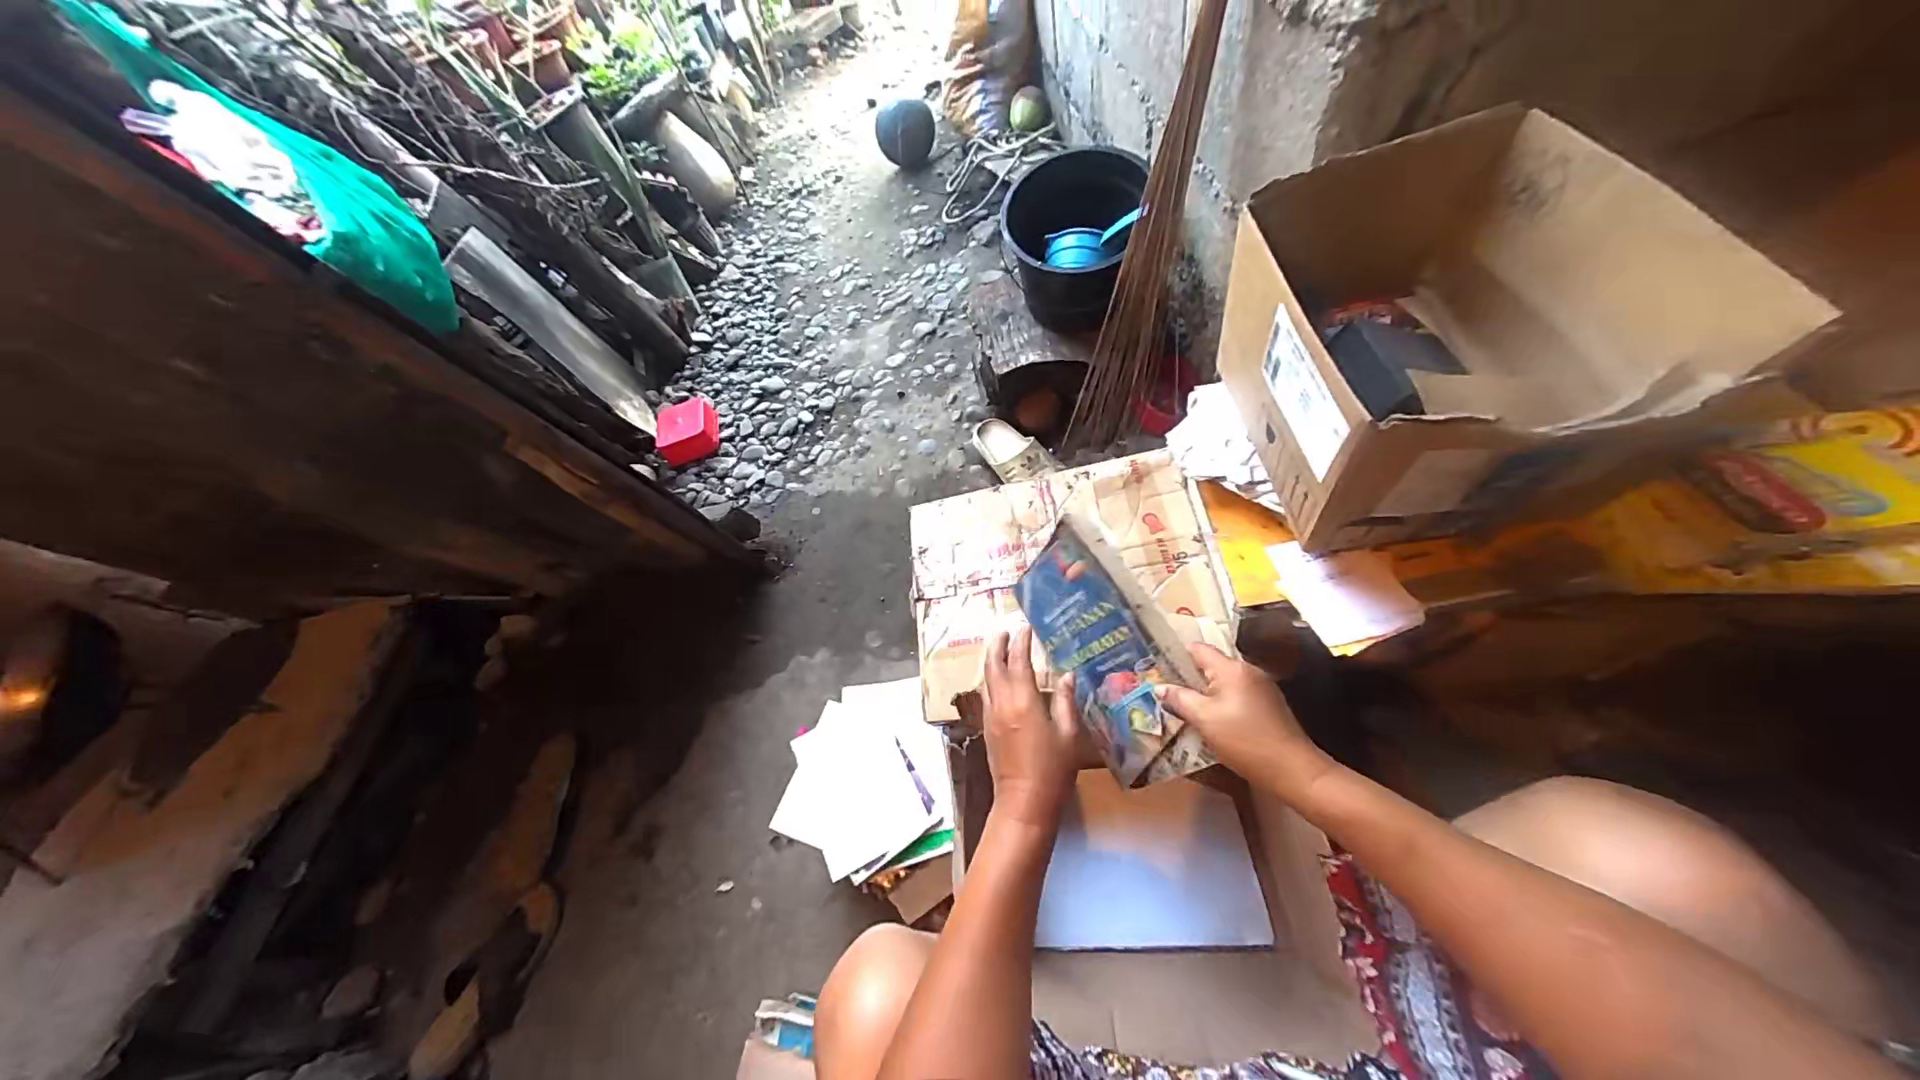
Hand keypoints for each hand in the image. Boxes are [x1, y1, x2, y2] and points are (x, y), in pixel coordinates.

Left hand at [982, 628, 1079, 825]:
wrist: (1023, 802)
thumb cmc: (1053, 770)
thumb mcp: (1068, 734)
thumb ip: (1066, 701)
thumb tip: (1068, 675)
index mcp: (1023, 702)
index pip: (1019, 662)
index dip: (1022, 642)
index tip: (1025, 627)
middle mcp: (1002, 704)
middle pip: (994, 666)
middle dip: (998, 645)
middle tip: (1004, 630)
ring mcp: (991, 717)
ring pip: (986, 680)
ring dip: (991, 660)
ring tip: (999, 648)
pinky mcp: (987, 729)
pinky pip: (986, 695)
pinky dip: (990, 679)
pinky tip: (998, 680)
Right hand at [1158, 644, 1334, 796]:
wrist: (1293, 770)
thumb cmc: (1244, 740)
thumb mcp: (1204, 719)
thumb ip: (1179, 698)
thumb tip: (1159, 687)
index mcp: (1232, 668)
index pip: (1197, 649)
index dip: (1175, 655)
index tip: (1157, 669)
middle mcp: (1248, 671)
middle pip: (1210, 665)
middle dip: (1187, 678)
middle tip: (1166, 693)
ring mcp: (1261, 688)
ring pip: (1223, 682)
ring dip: (1203, 693)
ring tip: (1184, 708)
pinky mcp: (1268, 705)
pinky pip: (1236, 695)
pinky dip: (1221, 703)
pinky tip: (1211, 721)